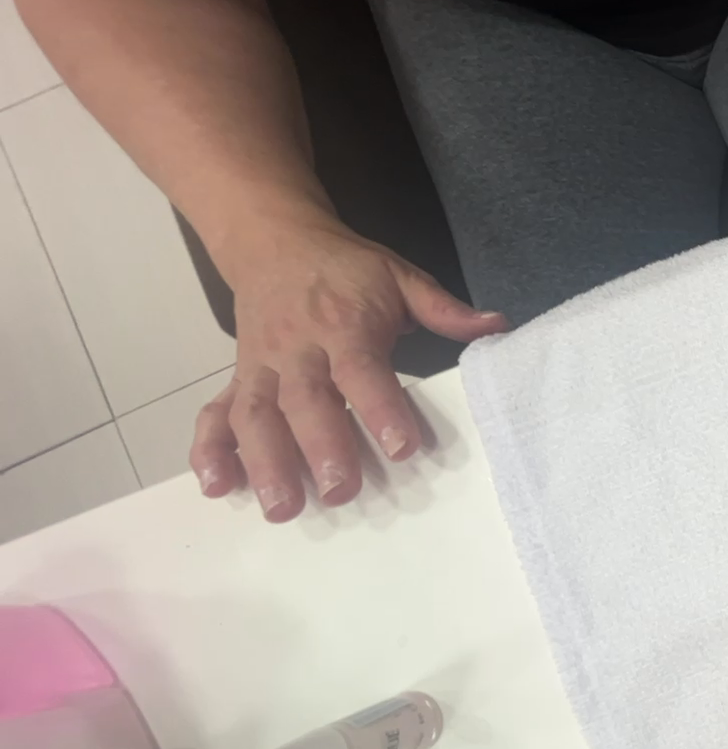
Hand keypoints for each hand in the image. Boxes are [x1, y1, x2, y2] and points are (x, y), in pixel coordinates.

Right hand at [191, 214, 507, 520]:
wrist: (272, 239)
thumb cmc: (348, 269)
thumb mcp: (403, 278)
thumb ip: (447, 309)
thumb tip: (497, 326)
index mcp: (342, 326)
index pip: (361, 372)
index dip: (381, 410)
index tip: (403, 448)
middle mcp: (295, 349)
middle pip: (303, 403)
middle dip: (320, 450)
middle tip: (342, 493)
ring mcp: (260, 364)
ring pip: (255, 415)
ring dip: (264, 464)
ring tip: (283, 509)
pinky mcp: (239, 374)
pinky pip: (216, 411)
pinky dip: (210, 449)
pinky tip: (216, 486)